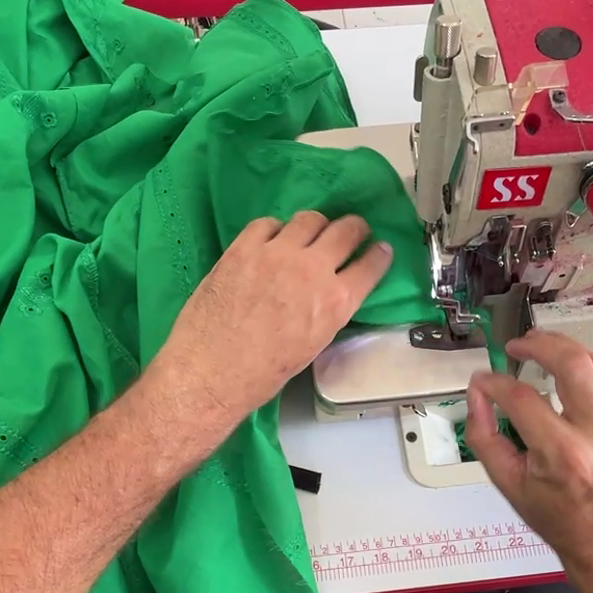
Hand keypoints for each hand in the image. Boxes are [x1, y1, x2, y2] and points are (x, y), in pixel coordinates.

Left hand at [150, 211, 392, 430]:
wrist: (213, 371)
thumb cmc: (264, 373)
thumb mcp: (314, 344)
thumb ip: (328, 311)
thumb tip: (330, 292)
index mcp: (336, 302)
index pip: (371, 265)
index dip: (379, 254)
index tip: (380, 249)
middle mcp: (312, 270)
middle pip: (346, 230)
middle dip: (355, 229)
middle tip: (353, 231)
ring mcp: (277, 253)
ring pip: (310, 219)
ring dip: (317, 226)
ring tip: (312, 233)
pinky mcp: (244, 247)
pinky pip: (268, 223)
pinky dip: (276, 230)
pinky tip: (272, 241)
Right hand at [464, 330, 592, 590]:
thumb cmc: (558, 518)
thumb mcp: (508, 484)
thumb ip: (484, 437)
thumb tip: (477, 395)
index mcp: (561, 455)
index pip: (521, 398)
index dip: (494, 383)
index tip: (482, 381)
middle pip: (571, 364)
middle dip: (539, 345)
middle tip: (516, 346)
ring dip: (564, 347)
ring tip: (539, 346)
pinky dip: (584, 365)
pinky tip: (566, 367)